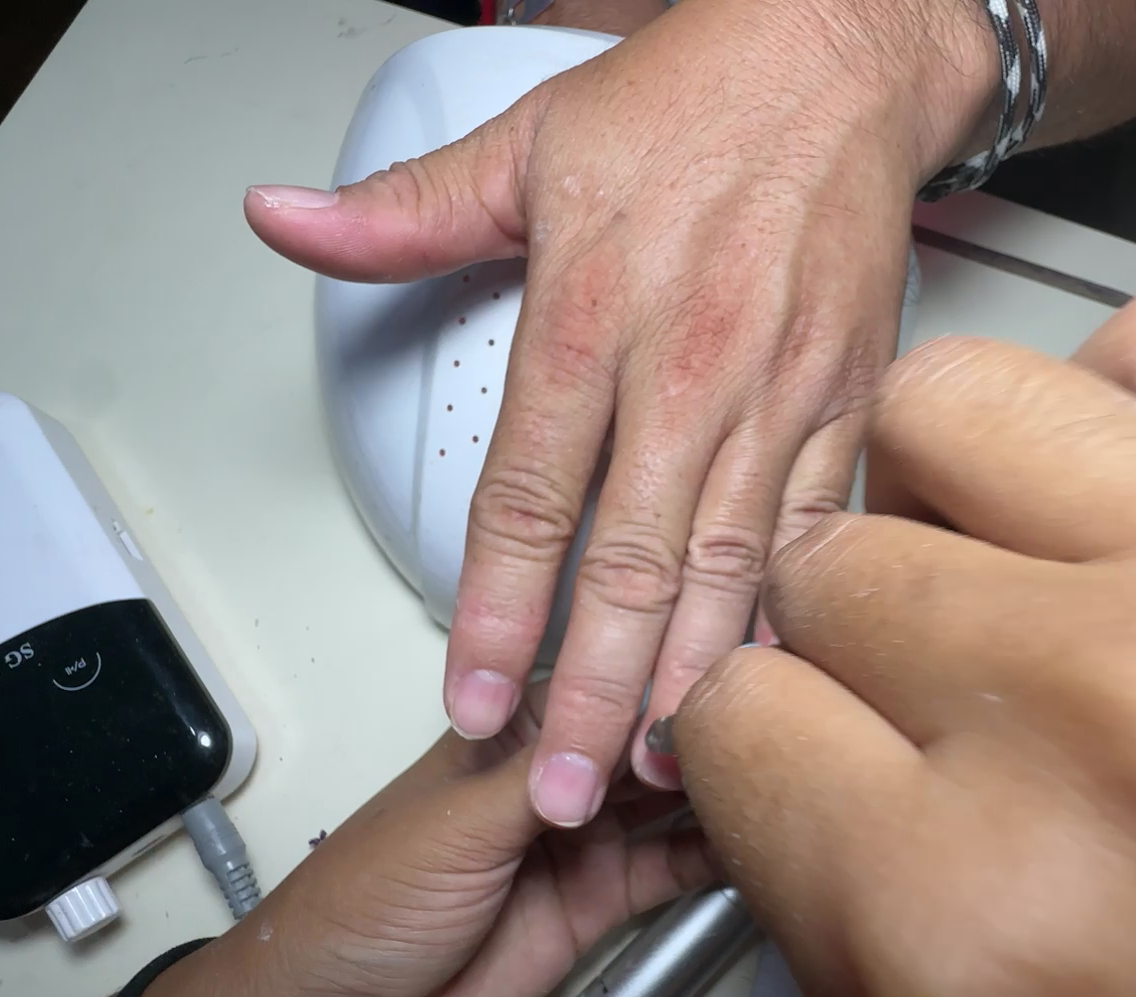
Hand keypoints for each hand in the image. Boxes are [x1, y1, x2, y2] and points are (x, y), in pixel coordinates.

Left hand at [0, 681, 711, 996]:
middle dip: (707, 729)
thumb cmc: (360, 902)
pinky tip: (756, 838)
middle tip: (775, 723)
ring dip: (720, 785)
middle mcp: (565, 766)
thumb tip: (626, 730)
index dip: (670, 678)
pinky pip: (675, 866)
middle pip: (652, 735)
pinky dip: (717, 854)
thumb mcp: (458, 822)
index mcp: (523, 725)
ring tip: (780, 772)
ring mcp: (588, 831)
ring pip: (674, 796)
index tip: (735, 676)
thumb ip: (545, 775)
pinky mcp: (603, 894)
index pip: (613, 683)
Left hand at [243, 0, 998, 823]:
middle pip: (629, 561)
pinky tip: (765, 676)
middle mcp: (688, 369)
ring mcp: (777, 393)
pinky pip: (813, 528)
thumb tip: (290, 224)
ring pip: (727, 564)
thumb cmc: (697, 105)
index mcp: (593, 312)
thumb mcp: (534, 141)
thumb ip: (410, 210)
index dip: (494, 611)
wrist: (837, 64)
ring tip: (659, 765)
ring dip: (690, 675)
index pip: (528, 497)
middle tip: (565, 785)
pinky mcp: (845, 401)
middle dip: (594, 690)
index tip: (474, 698)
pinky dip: (786, 609)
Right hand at [674, 268, 1135, 996]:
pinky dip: (1126, 404)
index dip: (754, 739)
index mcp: (985, 917)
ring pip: (949, 403)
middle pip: (829, 562)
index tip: (803, 755)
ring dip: (944, 495)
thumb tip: (757, 708)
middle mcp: (1134, 724)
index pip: (733, 714)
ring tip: (1019, 569)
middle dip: (845, 630)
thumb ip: (814, 857)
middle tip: (925, 689)